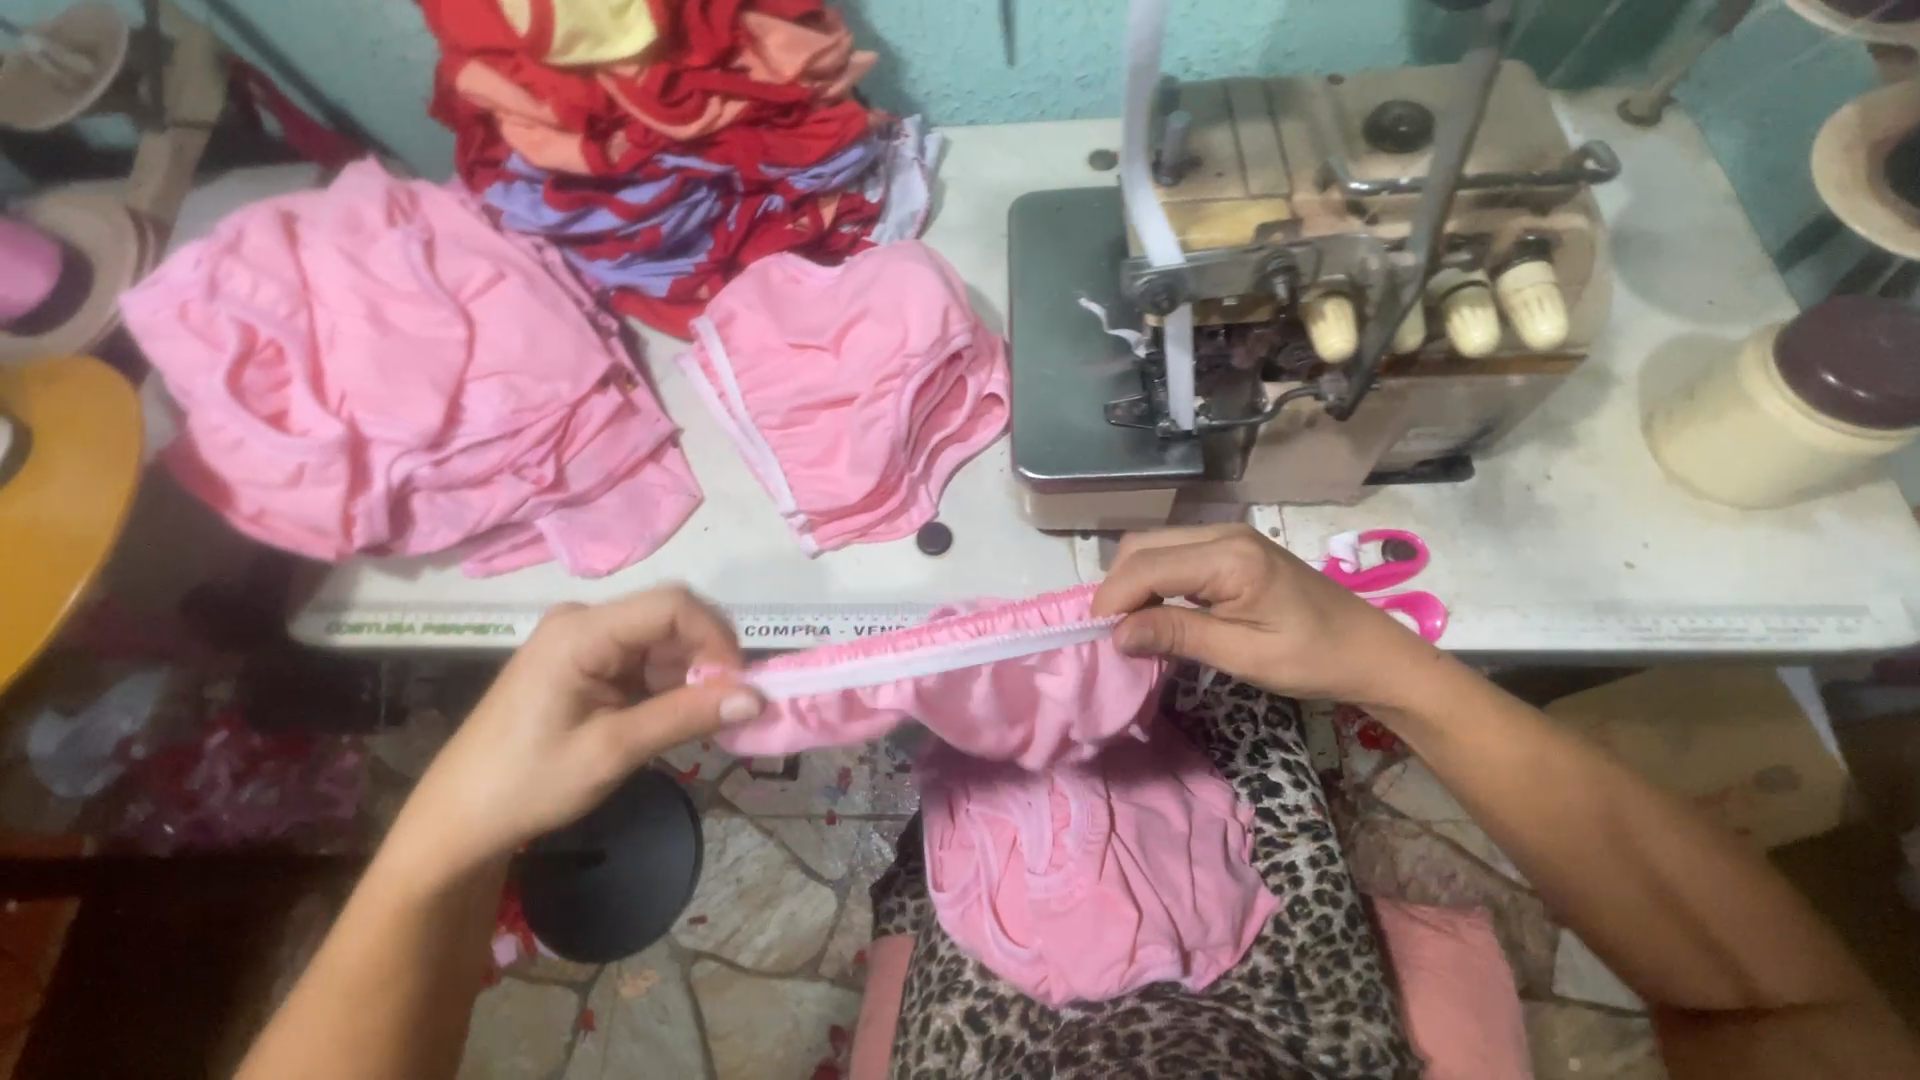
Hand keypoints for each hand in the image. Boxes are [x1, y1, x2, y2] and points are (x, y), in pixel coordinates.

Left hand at [393, 586, 761, 874]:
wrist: (460, 819)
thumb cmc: (529, 784)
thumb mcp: (614, 751)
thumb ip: (686, 716)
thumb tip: (756, 698)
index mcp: (581, 632)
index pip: (672, 605)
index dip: (716, 639)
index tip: (738, 688)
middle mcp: (584, 622)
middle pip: (671, 619)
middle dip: (708, 660)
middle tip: (726, 710)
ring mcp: (584, 641)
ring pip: (664, 640)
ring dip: (692, 676)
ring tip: (701, 722)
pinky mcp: (587, 662)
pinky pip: (646, 659)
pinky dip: (671, 686)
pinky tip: (675, 718)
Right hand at [1091, 524, 1444, 707]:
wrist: (1371, 651)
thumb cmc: (1314, 659)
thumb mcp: (1243, 656)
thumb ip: (1177, 635)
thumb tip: (1116, 634)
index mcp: (1229, 557)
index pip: (1145, 566)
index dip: (1112, 600)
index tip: (1099, 638)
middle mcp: (1223, 533)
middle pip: (1142, 547)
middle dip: (1118, 589)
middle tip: (1116, 635)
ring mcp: (1228, 536)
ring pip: (1154, 546)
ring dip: (1134, 583)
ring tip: (1135, 628)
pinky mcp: (1232, 547)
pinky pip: (1175, 553)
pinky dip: (1155, 580)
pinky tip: (1159, 612)